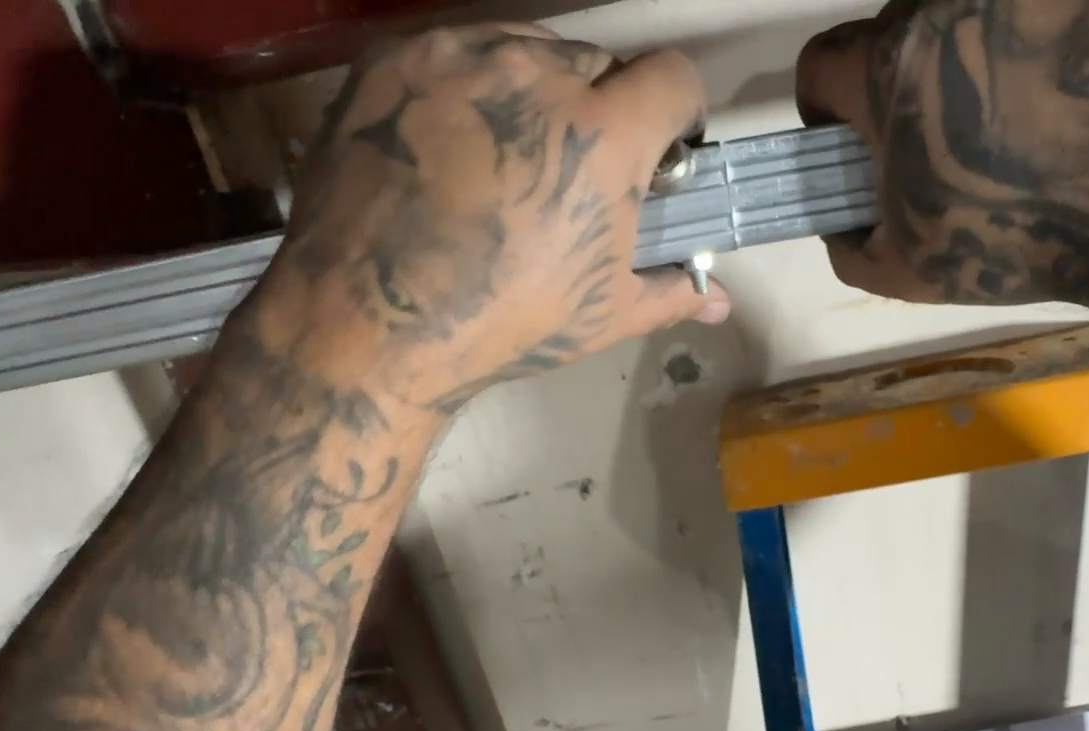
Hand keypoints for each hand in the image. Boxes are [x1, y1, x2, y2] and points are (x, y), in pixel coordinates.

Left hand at [260, 24, 728, 416]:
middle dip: (607, 108)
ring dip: (541, 91)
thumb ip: (671, 293)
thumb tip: (717, 300)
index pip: (675, 76)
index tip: (662, 149)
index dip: (678, 113)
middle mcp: (538, 73)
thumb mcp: (603, 316)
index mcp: (604, 136)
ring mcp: (460, 55)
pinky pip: (461, 50)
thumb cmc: (505, 323)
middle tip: (579, 168)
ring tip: (514, 156)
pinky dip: (475, 85)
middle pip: (602, 61)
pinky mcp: (396, 56)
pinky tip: (457, 145)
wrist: (371, 320)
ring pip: (531, 48)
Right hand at [796, 0, 1088, 317]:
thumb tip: (840, 220)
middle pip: (897, 33)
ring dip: (971, 53)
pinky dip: (1036, 38)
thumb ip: (849, 245)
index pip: (823, 63)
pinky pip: (1034, 10)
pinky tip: (1064, 85)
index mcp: (890, 66)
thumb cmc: (1019, 243)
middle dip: (906, 82)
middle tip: (948, 136)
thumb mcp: (907, 272)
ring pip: (965, 15)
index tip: (851, 133)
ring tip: (1016, 110)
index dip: (827, 105)